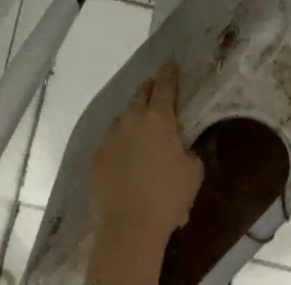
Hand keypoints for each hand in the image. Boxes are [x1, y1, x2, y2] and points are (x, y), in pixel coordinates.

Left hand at [92, 60, 204, 245]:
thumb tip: (181, 148)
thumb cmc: (168, 197)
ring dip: (133, 118)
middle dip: (149, 89)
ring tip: (141, 131)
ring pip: (123, 118)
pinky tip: (125, 159)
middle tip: (157, 92)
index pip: (165, 85)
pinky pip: (111, 142)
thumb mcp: (194, 173)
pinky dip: (120, 144)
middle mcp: (132, 120)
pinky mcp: (97, 158)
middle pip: (140, 94)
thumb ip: (189, 151)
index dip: (169, 72)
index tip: (171, 62)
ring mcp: (111, 138)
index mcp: (159, 118)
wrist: (128, 228)